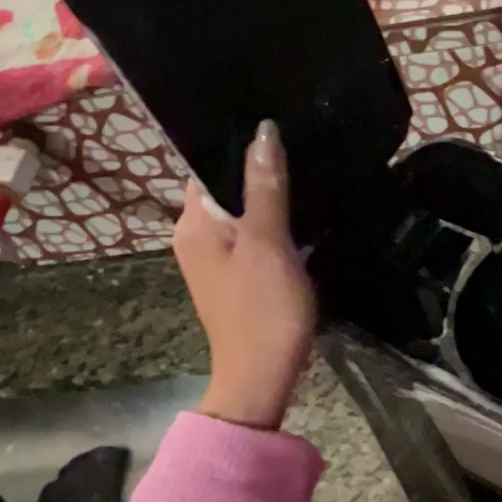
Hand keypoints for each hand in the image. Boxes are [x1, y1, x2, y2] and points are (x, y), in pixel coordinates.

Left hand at [172, 120, 315, 429]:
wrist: (262, 376)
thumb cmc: (262, 308)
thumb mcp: (268, 242)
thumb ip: (265, 186)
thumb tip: (263, 131)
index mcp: (193, 224)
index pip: (208, 166)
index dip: (239, 146)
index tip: (278, 126)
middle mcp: (195, 235)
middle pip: (226, 187)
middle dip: (261, 170)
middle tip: (303, 146)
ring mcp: (216, 256)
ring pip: (242, 210)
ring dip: (270, 197)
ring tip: (308, 173)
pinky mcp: (237, 273)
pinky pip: (252, 233)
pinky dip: (274, 222)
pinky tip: (302, 215)